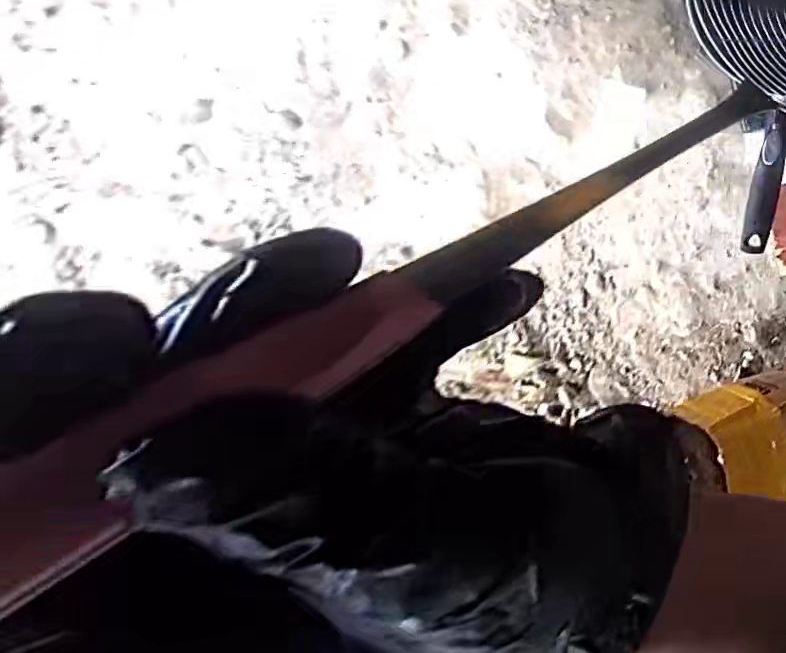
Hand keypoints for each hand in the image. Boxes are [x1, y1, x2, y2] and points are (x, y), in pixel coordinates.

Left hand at [0, 232, 688, 651]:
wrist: (632, 540)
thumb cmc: (537, 588)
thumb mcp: (428, 558)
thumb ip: (310, 510)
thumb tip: (158, 445)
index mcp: (170, 625)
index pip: (16, 558)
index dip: (5, 468)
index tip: (68, 370)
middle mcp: (207, 549)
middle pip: (108, 447)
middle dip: (139, 360)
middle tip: (162, 308)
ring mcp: (299, 471)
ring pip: (241, 376)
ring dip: (293, 307)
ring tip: (345, 260)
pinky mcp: (380, 418)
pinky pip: (381, 350)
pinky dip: (441, 314)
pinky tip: (508, 296)